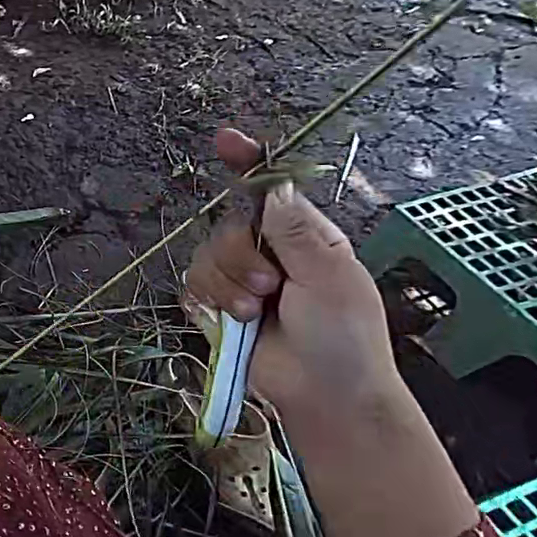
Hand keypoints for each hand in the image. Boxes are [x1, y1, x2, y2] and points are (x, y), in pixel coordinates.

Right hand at [185, 128, 407, 434]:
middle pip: (227, 226)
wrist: (323, 395)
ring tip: (255, 313)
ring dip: (228, 286)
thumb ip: (297, 232)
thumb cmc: (343, 335)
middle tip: (268, 287)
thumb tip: (274, 186)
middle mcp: (267, 251)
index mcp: (300, 235)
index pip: (269, 190)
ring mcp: (239, 279)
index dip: (247, 163)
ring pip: (206, 256)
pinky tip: (234, 321)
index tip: (226, 140)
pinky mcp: (217, 306)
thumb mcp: (331, 277)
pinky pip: (193, 285)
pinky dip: (210, 301)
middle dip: (240, 256)